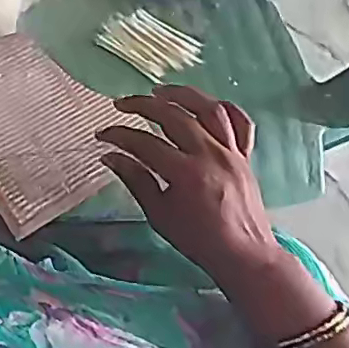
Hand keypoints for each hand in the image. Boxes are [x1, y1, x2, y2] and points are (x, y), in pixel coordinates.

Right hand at [96, 87, 279, 279]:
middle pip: (173, 116)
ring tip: (160, 91)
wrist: (245, 256)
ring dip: (182, 94)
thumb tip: (111, 156)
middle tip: (122, 104)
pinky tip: (205, 104)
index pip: (144, 143)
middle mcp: (210, 155)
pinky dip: (224, 108)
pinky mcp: (245, 156)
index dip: (119, 136)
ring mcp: (231, 153)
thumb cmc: (198, 239)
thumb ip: (136, 180)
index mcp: (186, 173)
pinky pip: (240, 123)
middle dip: (143, 105)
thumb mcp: (158, 214)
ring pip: (209, 109)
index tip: (103, 135)